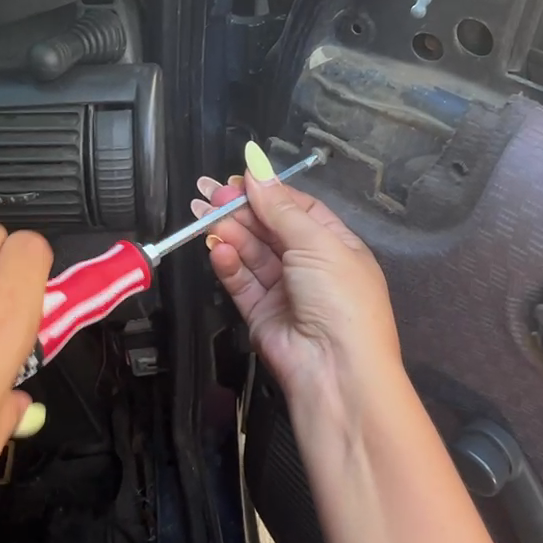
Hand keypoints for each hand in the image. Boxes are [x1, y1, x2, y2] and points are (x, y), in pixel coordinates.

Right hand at [196, 143, 400, 401]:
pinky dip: (228, 264)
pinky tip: (216, 248)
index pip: (298, 209)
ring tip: (202, 214)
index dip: (269, 192)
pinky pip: (241, 282)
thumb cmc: (340, 298)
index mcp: (336, 246)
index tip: (239, 178)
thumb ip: (280, 208)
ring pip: (252, 254)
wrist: (336, 371)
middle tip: (207, 191)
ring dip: (229, 232)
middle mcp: (311, 267)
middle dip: (240, 209)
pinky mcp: (262, 315)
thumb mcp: (317, 243)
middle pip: (270, 229)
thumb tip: (257, 171)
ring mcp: (285, 292)